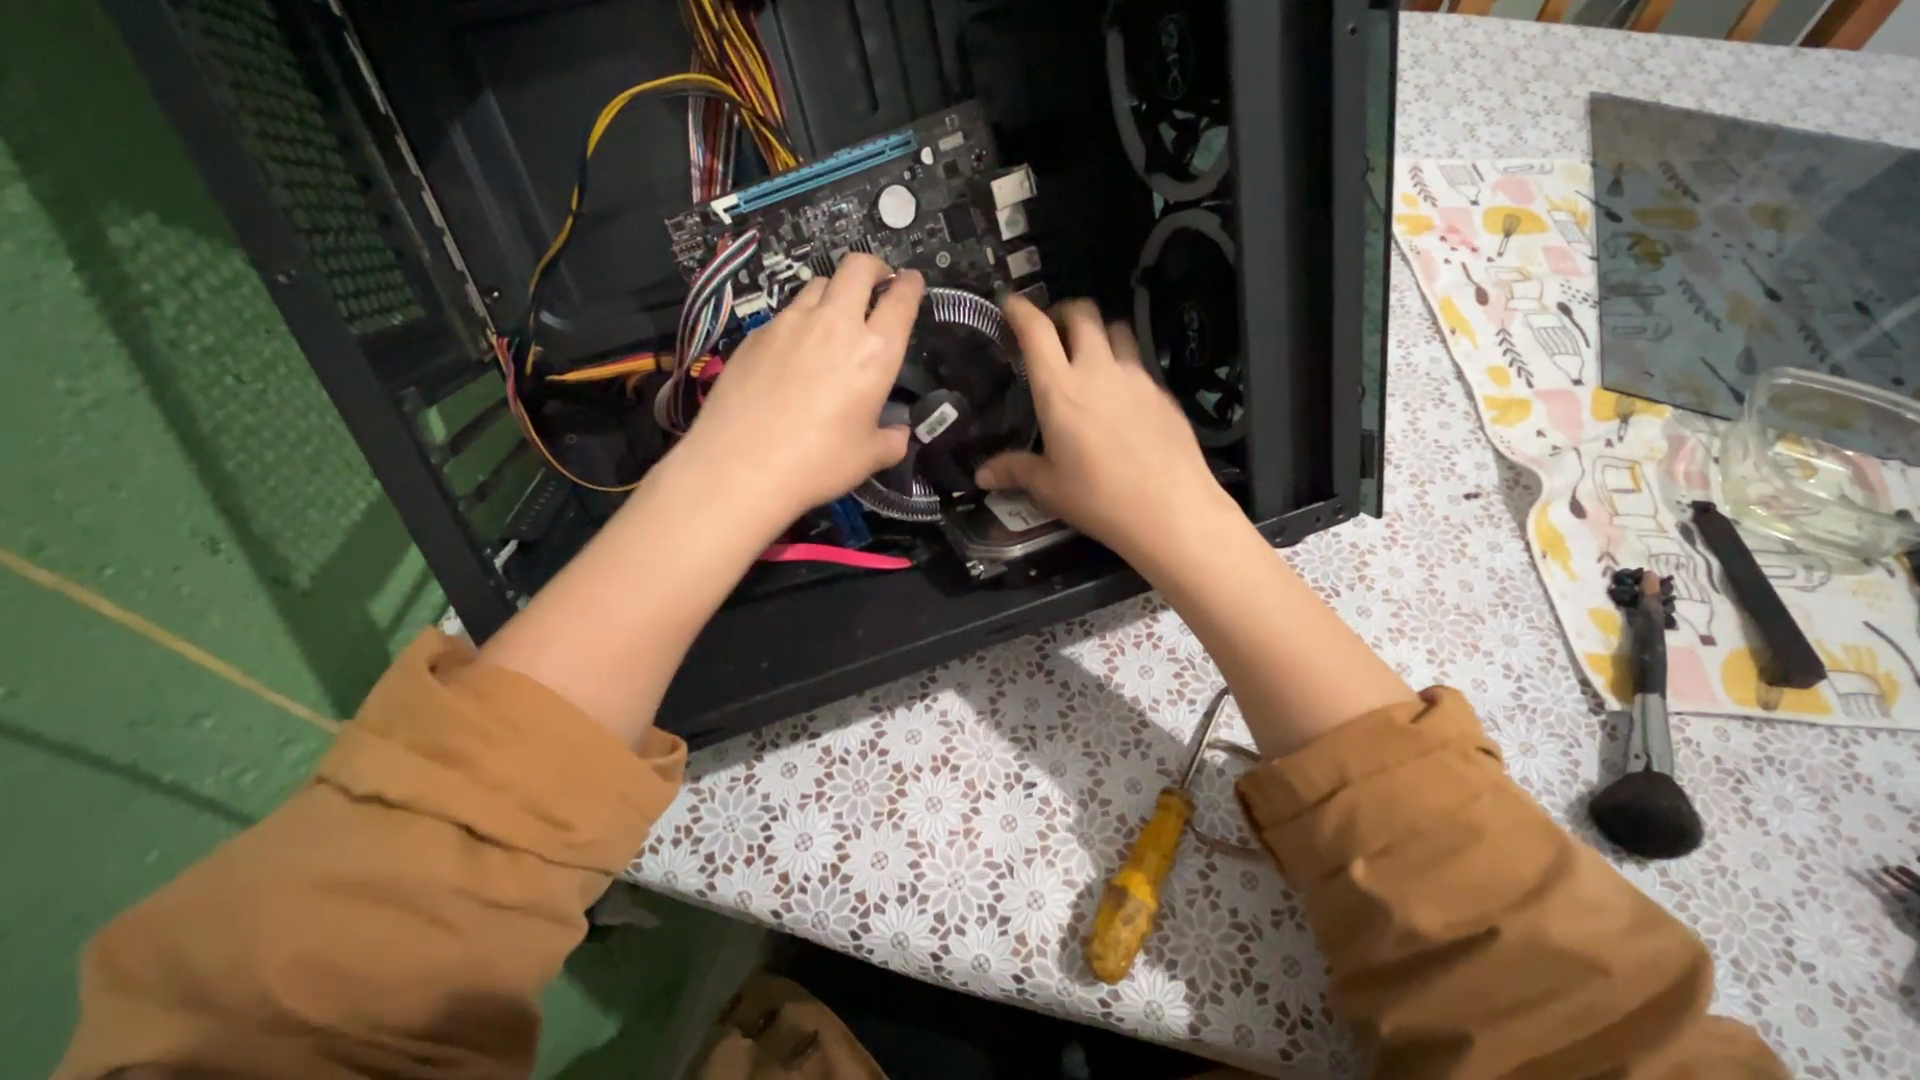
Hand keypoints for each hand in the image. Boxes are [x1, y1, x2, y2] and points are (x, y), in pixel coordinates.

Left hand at [675, 254, 923, 520]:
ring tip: (834, 314)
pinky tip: (794, 349)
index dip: (910, 284)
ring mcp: (791, 324)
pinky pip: (786, 313)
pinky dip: (800, 320)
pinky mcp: (757, 334)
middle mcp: (835, 324)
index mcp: (875, 352)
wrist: (739, 467)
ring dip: (834, 291)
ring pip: (818, 283)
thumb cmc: (816, 464)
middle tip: (876, 282)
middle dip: (873, 267)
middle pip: (858, 267)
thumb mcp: (868, 458)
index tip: (911, 281)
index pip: (901, 299)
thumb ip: (891, 440)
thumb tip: (899, 435)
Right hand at [975, 297, 1231, 564]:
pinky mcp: (1163, 393)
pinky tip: (1121, 397)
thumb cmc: (1099, 498)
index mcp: (1060, 389)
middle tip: (1053, 330)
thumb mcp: (1050, 488)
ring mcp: (1136, 378)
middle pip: (1083, 314)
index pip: (1036, 330)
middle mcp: (1098, 371)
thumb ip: (1016, 471)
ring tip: (1090, 354)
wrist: (1171, 510)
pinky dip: (1124, 366)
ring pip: (1117, 330)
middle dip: (1064, 312)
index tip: (1010, 304)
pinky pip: (1139, 364)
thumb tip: (983, 475)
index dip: (1020, 309)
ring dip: (1099, 332)